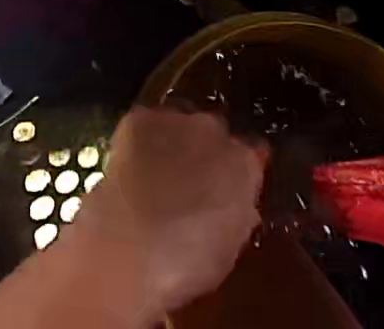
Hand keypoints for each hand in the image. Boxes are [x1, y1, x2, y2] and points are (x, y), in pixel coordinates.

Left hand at [70, 107, 268, 317]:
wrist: (133, 250)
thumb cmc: (188, 264)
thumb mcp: (229, 244)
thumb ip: (238, 208)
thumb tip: (236, 197)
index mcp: (244, 163)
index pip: (251, 152)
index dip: (237, 168)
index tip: (226, 185)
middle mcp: (215, 130)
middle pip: (213, 130)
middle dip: (203, 150)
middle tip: (187, 181)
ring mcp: (177, 119)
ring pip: (179, 122)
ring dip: (173, 140)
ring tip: (155, 173)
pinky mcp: (140, 119)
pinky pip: (145, 122)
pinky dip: (140, 139)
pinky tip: (132, 165)